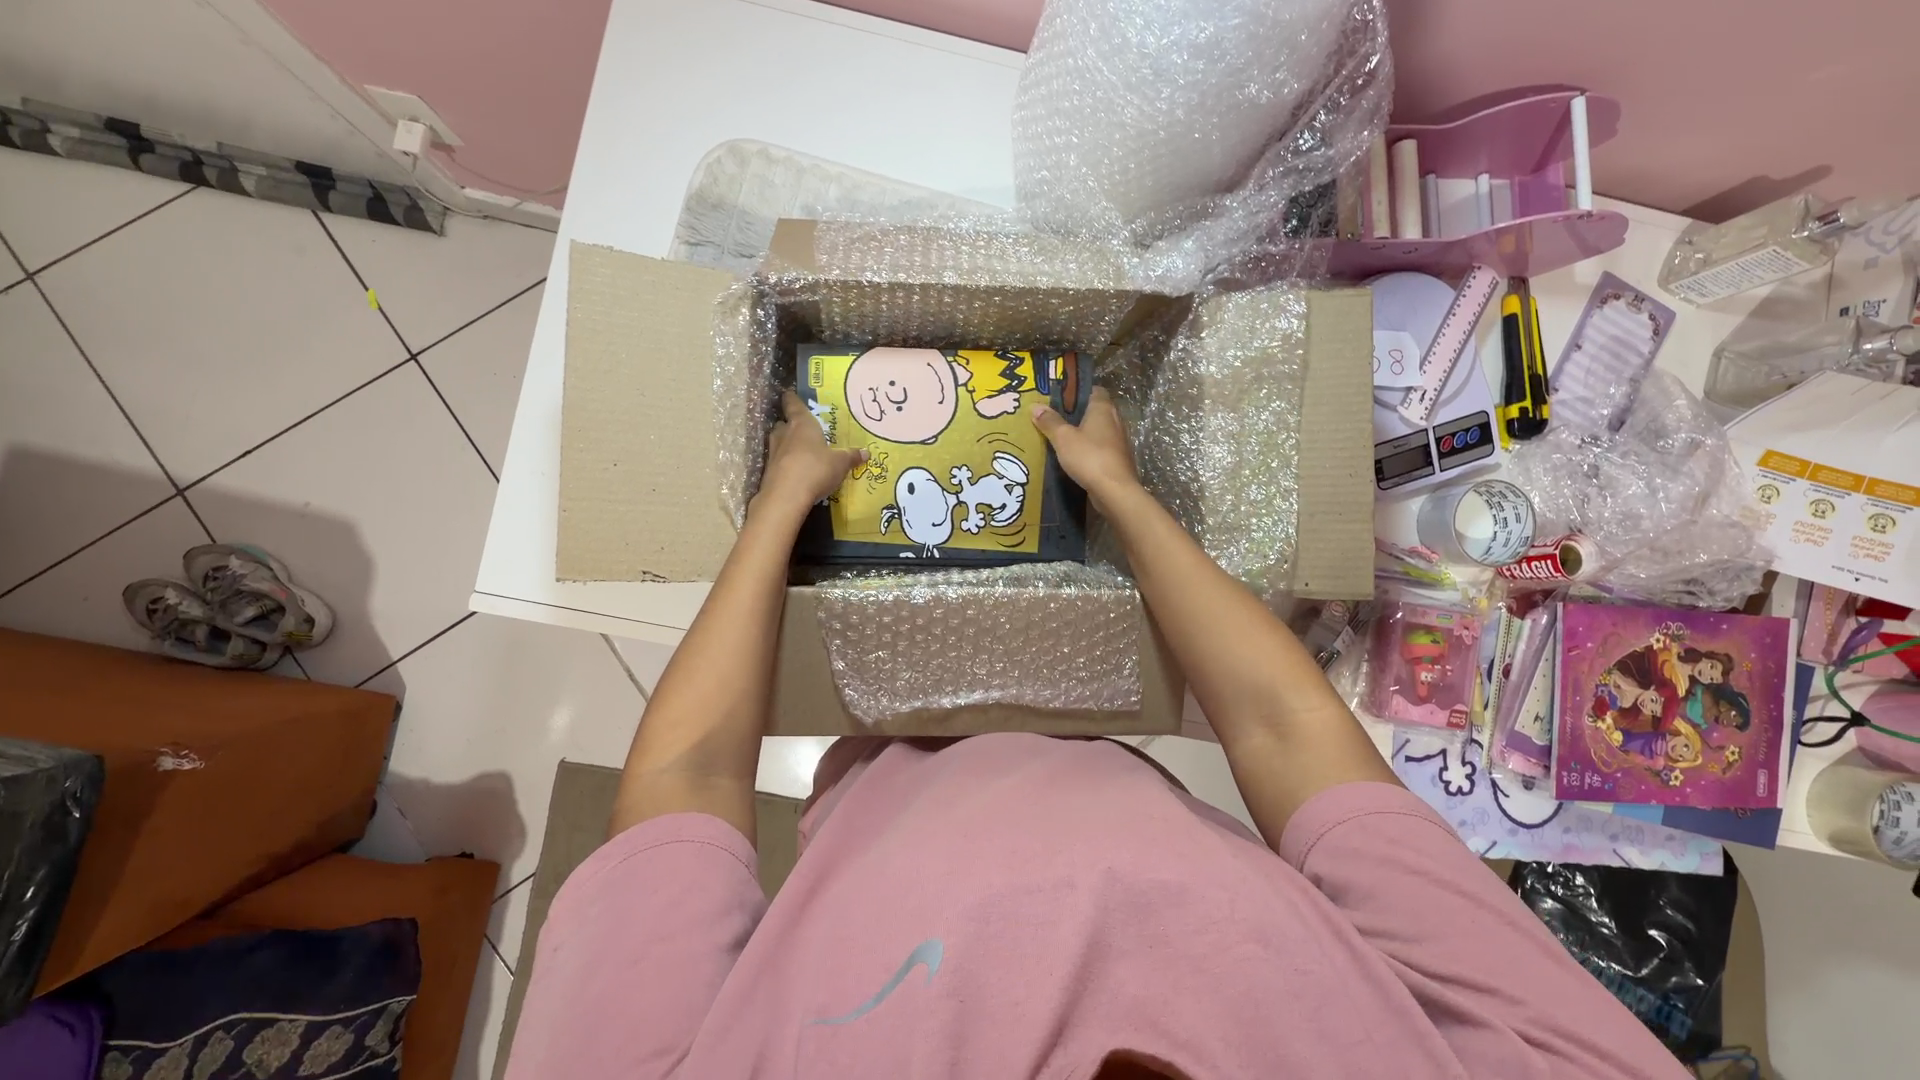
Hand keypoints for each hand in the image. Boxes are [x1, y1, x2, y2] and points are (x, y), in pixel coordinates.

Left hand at [755, 391, 865, 521]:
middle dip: (791, 424)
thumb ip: (851, 456)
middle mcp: (784, 433)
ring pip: (779, 441)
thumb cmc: (816, 469)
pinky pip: (778, 461)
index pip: (792, 403)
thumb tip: (866, 452)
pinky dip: (785, 463)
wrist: (786, 496)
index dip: (792, 398)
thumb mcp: (840, 463)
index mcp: (801, 423)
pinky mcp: (768, 470)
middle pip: (783, 423)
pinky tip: (796, 471)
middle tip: (804, 429)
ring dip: (787, 444)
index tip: (790, 394)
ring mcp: (773, 452)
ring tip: (801, 451)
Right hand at [1031, 387, 1139, 509]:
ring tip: (1064, 438)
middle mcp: (1116, 420)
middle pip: (1097, 410)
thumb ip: (1049, 421)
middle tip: (1057, 418)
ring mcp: (1120, 441)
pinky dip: (1091, 450)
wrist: (1115, 491)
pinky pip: (1103, 448)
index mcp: (1103, 408)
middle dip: (1079, 414)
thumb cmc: (1089, 457)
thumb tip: (1035, 406)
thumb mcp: (1063, 438)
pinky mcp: (1119, 459)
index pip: (1094, 390)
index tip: (1062, 399)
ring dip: (1086, 433)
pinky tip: (1077, 458)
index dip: (1079, 392)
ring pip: (1100, 431)